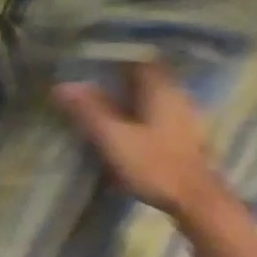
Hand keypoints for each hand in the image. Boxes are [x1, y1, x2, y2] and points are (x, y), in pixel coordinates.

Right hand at [53, 61, 238, 219]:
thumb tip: (62, 86)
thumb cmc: (154, 165)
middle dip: (120, 82)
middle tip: (94, 91)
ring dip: (132, 101)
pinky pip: (161, 115)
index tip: (90, 68)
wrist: (194, 198)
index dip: (112, 61)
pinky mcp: (187, 135)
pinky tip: (131, 132)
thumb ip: (90, 112)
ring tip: (108, 112)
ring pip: (154, 97)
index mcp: (159, 86)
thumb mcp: (114, 139)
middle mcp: (176, 92)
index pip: (136, 58)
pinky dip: (144, 118)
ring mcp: (185, 113)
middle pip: (146, 77)